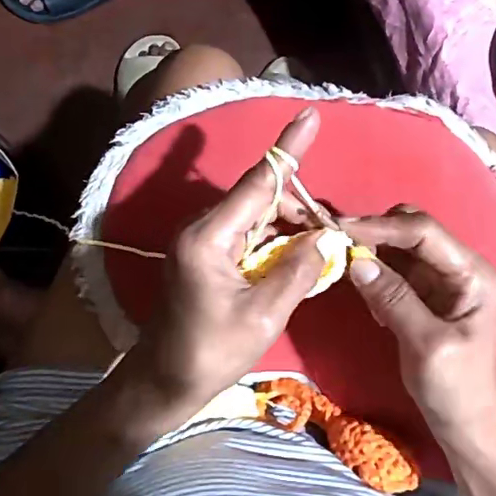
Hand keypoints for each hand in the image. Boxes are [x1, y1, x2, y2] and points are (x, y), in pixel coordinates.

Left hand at [120, 108, 331, 425]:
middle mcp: (202, 229)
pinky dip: (274, 239)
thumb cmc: (210, 352)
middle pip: (259, 198)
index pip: (256, 183)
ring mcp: (202, 241)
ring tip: (320, 243)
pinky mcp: (206, 256)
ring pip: (255, 215)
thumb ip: (297, 272)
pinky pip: (247, 234)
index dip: (287, 150)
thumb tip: (326, 238)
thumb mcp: (263, 316)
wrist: (164, 381)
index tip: (309, 115)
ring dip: (288, 223)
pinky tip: (298, 253)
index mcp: (209, 238)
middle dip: (298, 205)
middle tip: (332, 230)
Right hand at [343, 208, 495, 457]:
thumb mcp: (425, 344)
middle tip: (339, 245)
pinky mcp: (423, 294)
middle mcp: (459, 268)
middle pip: (413, 229)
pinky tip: (364, 290)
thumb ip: (393, 299)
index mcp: (473, 274)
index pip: (425, 232)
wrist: (464, 425)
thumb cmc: (454, 388)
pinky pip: (394, 268)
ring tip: (345, 265)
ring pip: (400, 245)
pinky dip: (375, 271)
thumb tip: (357, 260)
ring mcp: (441, 280)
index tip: (341, 230)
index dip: (382, 226)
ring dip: (371, 250)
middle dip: (376, 232)